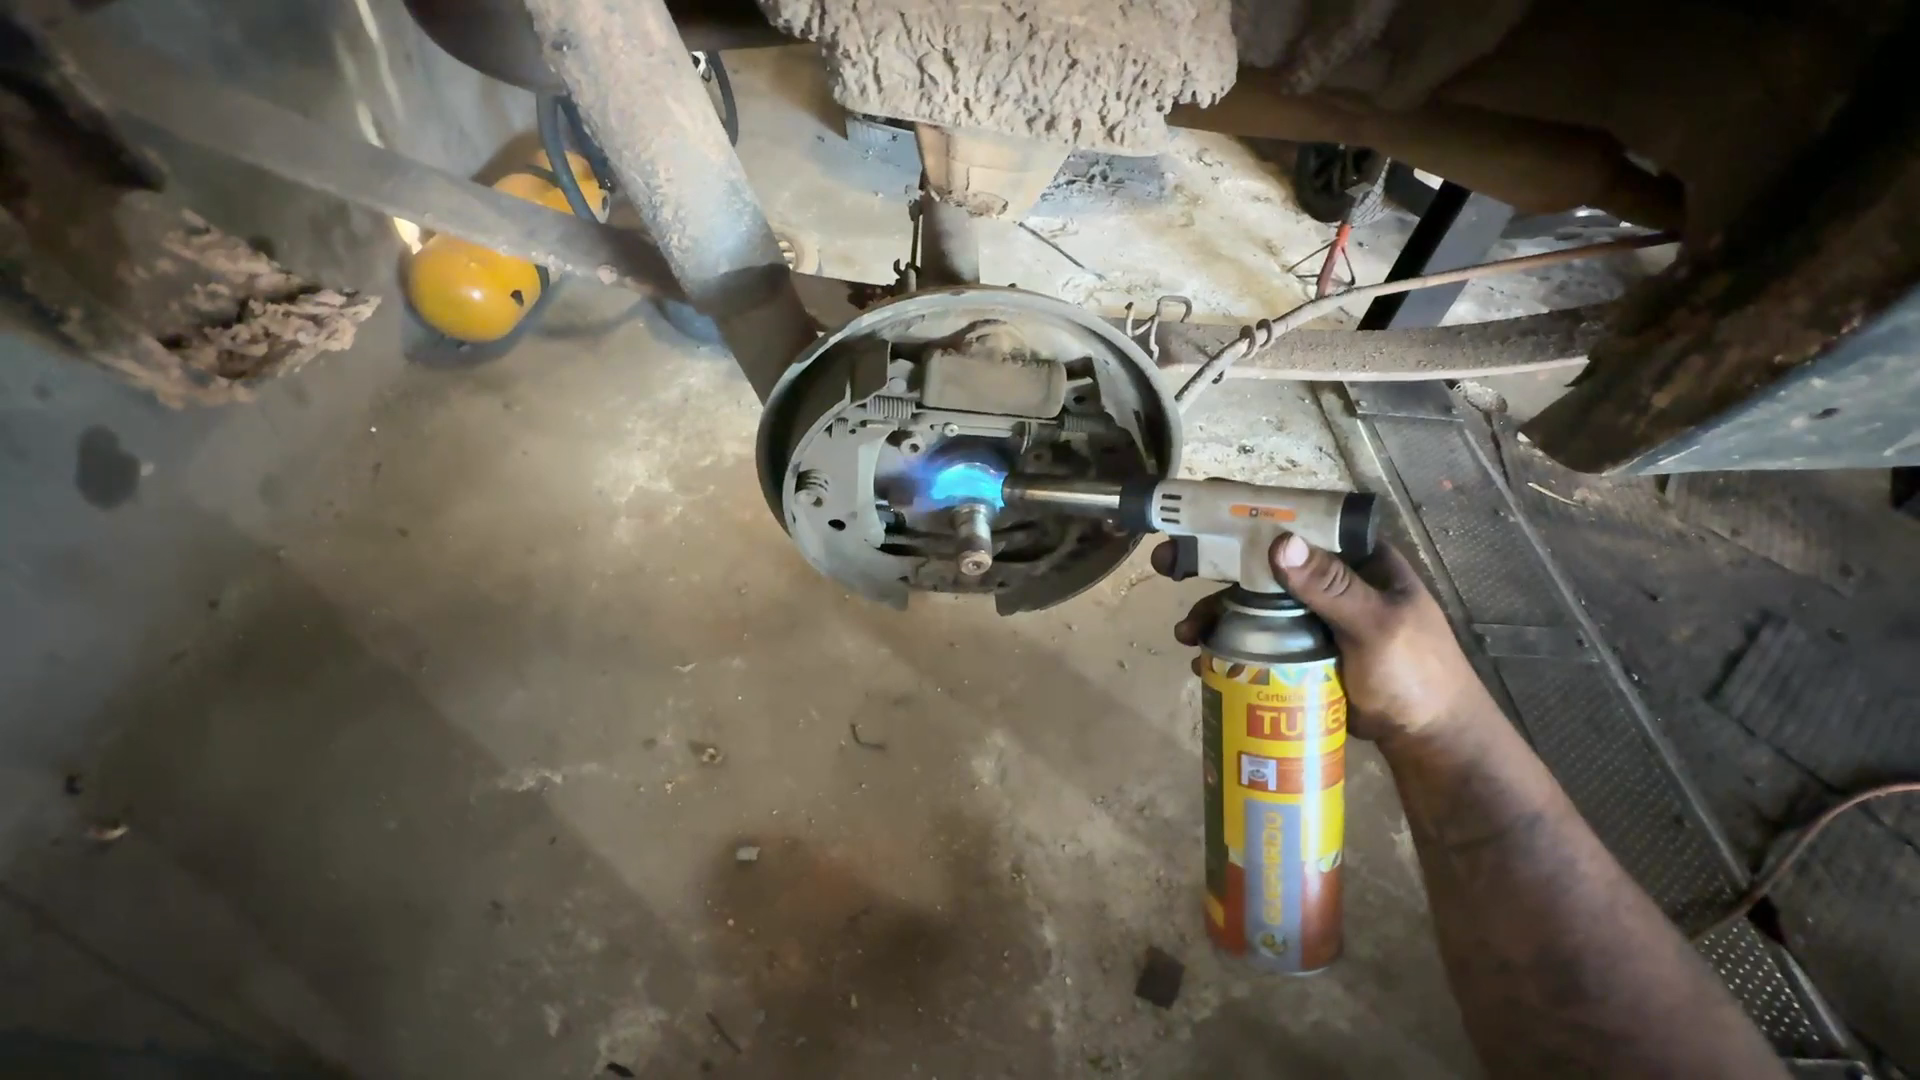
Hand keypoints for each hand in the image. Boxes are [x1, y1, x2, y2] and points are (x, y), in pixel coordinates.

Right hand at [1152, 534, 1488, 743]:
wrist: (1427, 739)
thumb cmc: (1416, 674)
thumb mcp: (1376, 626)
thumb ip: (1331, 586)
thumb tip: (1279, 543)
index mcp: (1355, 556)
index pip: (1296, 519)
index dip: (1246, 512)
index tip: (1198, 512)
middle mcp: (1327, 576)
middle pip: (1259, 559)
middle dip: (1210, 562)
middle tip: (1167, 565)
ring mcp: (1310, 613)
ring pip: (1249, 600)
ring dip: (1212, 611)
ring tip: (1186, 635)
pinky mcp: (1297, 647)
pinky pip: (1252, 635)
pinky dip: (1225, 643)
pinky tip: (1204, 660)